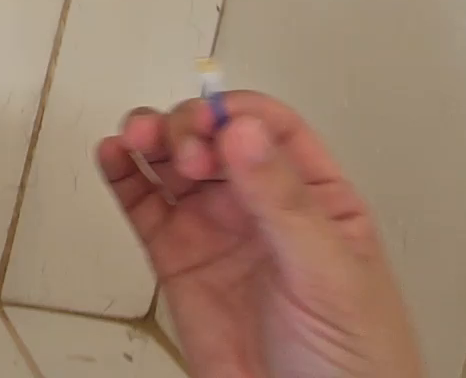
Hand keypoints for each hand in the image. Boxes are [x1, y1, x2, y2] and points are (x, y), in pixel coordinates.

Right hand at [97, 92, 421, 377]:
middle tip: (183, 156)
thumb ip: (285, 203)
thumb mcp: (330, 279)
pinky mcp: (173, 255)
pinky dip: (120, 171)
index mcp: (313, 199)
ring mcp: (212, 227)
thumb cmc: (353, 369)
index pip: (269, 127)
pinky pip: (140, 200)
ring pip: (170, 157)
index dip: (233, 113)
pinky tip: (112, 155)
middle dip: (187, 128)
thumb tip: (243, 129)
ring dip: (147, 135)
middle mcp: (257, 203)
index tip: (210, 127)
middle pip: (210, 133)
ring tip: (134, 140)